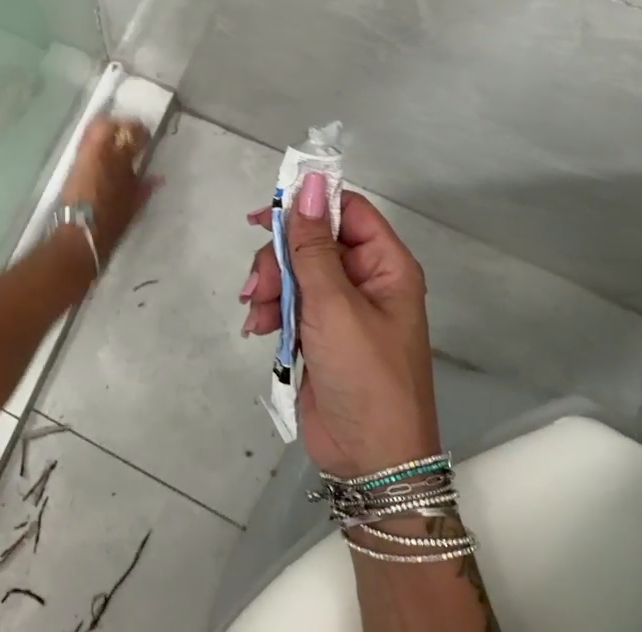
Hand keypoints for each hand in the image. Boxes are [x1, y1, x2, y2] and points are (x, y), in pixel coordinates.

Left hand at [59, 117, 153, 267]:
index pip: (133, 133)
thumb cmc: (111, 220)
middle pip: (107, 125)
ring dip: (107, 132)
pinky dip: (96, 143)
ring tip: (117, 143)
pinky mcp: (73, 164)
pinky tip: (104, 155)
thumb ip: (145, 186)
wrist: (79, 233)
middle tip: (131, 135)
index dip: (141, 131)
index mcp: (118, 157)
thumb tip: (158, 178)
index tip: (147, 137)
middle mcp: (98, 151)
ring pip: (93, 130)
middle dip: (121, 125)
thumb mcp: (133, 203)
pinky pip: (85, 143)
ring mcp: (83, 156)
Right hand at [239, 178, 440, 476]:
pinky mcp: (319, 334)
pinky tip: (258, 329)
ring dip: (269, 287)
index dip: (307, 205)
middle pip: (312, 241)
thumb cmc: (364, 375)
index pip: (346, 211)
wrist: (370, 458)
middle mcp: (365, 280)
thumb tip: (308, 183)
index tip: (263, 213)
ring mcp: (340, 309)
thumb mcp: (334, 305)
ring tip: (256, 314)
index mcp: (385, 265)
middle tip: (257, 283)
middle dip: (279, 257)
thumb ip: (313, 245)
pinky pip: (288, 303)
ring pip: (294, 272)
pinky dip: (270, 311)